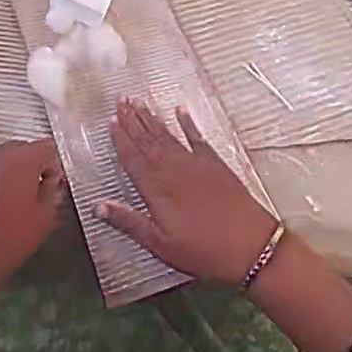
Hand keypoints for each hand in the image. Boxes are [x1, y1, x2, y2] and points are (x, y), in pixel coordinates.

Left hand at [0, 139, 67, 291]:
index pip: (46, 148)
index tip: (52, 185)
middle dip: (29, 167)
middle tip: (32, 196)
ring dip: (7, 172)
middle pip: (20, 150)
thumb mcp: (44, 219)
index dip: (53, 166)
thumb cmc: (7, 240)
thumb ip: (53, 191)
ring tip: (7, 202)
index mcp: (22, 159)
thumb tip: (52, 181)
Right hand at [100, 100, 276, 284]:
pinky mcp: (216, 165)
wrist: (253, 248)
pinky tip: (181, 112)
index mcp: (156, 188)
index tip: (111, 122)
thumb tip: (98, 206)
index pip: (132, 157)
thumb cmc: (204, 251)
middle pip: (147, 140)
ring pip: (167, 135)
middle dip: (132, 119)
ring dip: (151, 118)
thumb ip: (128, 222)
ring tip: (139, 102)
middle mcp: (173, 170)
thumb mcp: (160, 244)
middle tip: (121, 100)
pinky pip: (197, 138)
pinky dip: (188, 124)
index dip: (120, 139)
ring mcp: (196, 164)